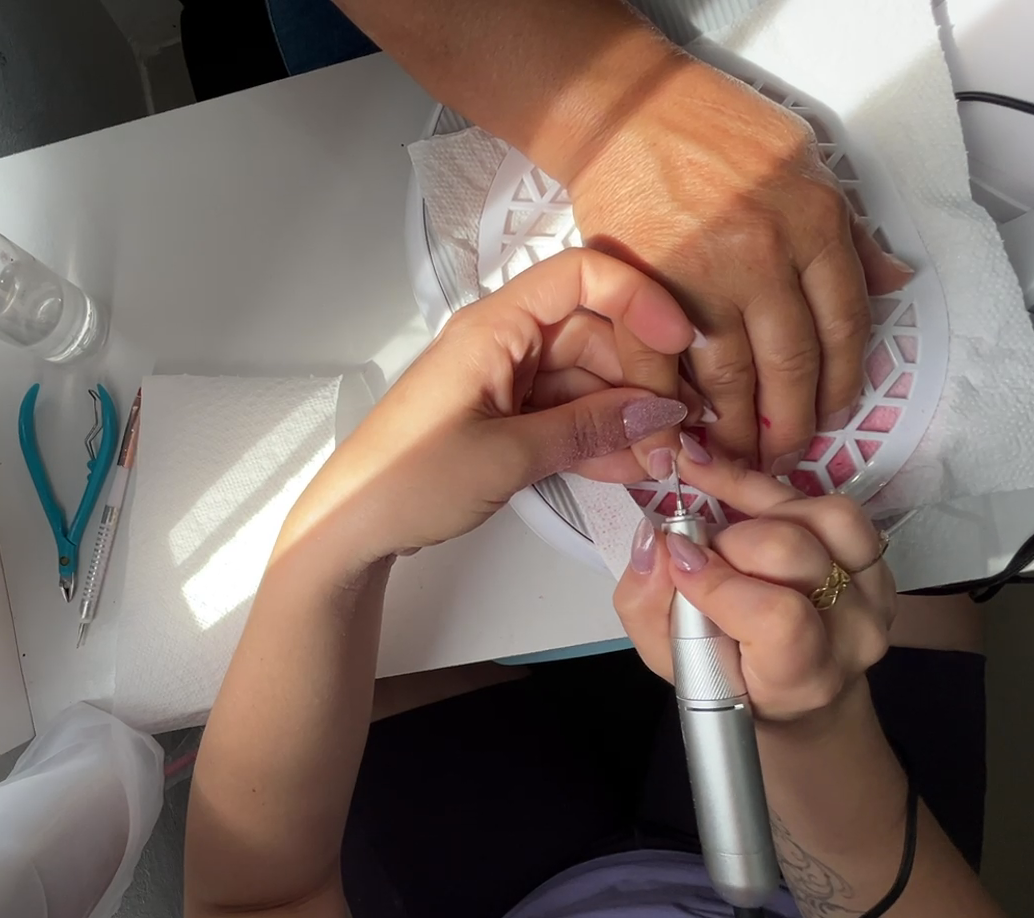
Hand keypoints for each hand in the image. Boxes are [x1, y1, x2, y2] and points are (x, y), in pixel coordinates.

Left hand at [281, 249, 693, 574]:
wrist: (352, 525)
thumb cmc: (411, 480)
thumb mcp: (506, 456)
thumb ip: (586, 430)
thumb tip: (659, 416)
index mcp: (493, 327)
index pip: (580, 277)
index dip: (638, 299)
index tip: (681, 344)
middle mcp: (500, 343)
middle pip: (592, 335)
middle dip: (638, 380)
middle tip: (675, 435)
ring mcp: (501, 383)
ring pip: (581, 382)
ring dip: (620, 419)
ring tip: (659, 463)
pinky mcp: (499, 419)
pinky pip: (559, 416)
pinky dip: (590, 439)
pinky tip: (625, 468)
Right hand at [558, 49, 913, 476]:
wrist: (629, 117)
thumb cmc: (715, 133)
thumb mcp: (807, 164)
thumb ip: (847, 230)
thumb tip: (892, 282)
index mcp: (814, 225)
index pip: (843, 326)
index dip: (838, 384)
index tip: (829, 417)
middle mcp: (765, 259)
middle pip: (790, 364)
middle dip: (788, 423)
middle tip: (780, 459)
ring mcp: (701, 280)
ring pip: (729, 376)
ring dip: (732, 428)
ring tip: (733, 460)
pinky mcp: (643, 293)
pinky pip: (659, 365)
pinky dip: (664, 406)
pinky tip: (671, 433)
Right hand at [612, 448, 895, 721]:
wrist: (794, 690)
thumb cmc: (723, 679)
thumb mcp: (664, 658)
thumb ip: (645, 604)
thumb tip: (654, 541)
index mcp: (801, 677)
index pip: (777, 617)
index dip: (718, 581)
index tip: (676, 560)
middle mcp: (852, 634)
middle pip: (793, 553)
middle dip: (726, 541)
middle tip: (696, 554)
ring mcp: (873, 595)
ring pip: (825, 518)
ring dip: (757, 508)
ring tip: (717, 518)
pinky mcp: (876, 562)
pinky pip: (834, 508)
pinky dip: (776, 492)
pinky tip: (733, 490)